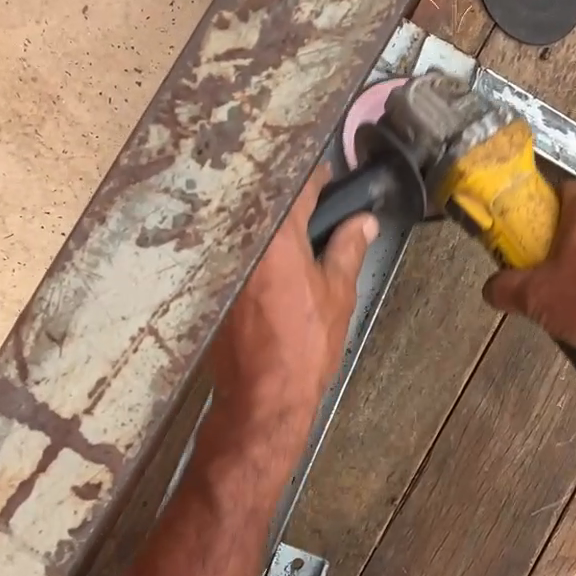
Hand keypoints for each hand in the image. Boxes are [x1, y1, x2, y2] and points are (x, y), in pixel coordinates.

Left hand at [209, 164, 376, 434]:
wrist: (263, 396)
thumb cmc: (302, 348)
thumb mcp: (337, 293)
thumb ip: (348, 250)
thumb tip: (363, 224)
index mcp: (277, 234)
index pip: (299, 185)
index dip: (318, 180)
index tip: (330, 182)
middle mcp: (242, 240)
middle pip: (267, 202)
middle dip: (292, 203)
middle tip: (315, 213)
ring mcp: (222, 262)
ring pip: (248, 227)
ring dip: (270, 227)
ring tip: (296, 240)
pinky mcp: (212, 285)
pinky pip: (235, 252)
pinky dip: (253, 252)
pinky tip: (270, 269)